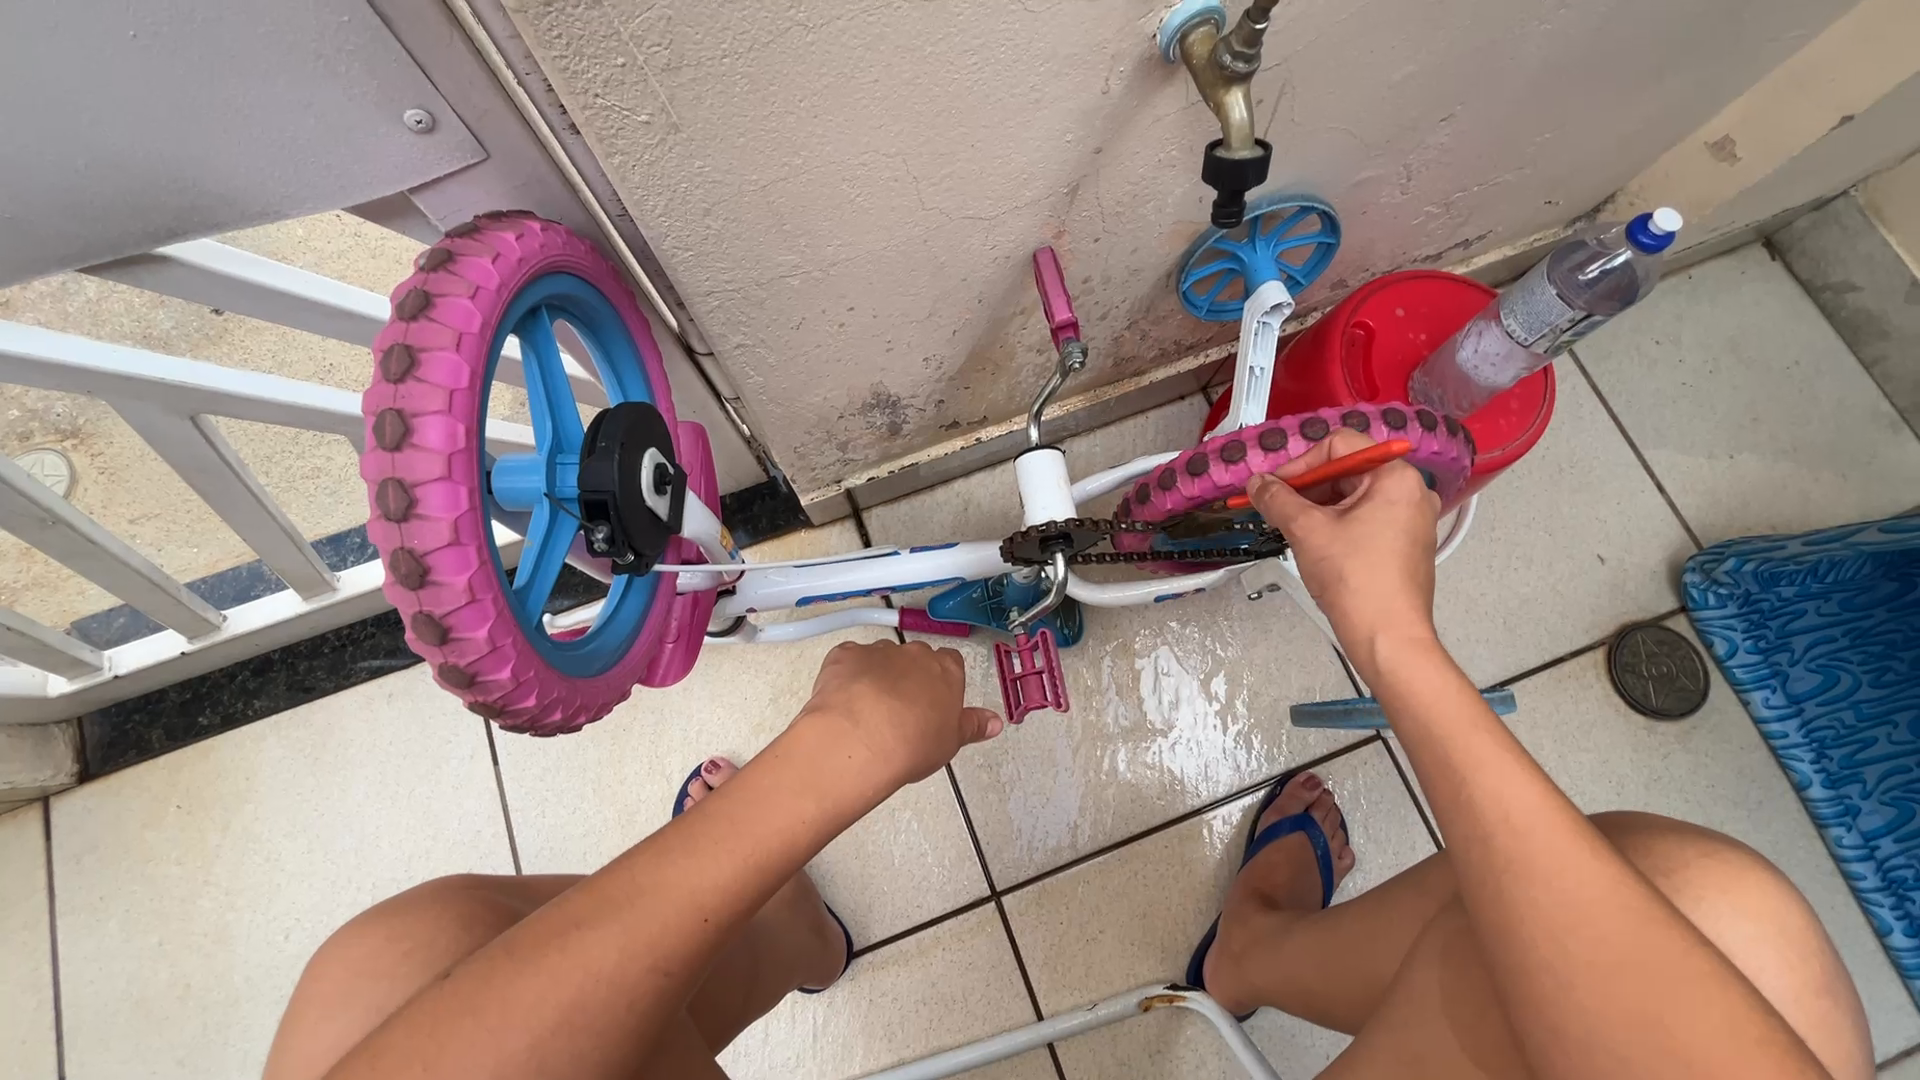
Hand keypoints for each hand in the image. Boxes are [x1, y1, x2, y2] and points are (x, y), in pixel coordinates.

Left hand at [795, 640, 1003, 787]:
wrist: (861, 740)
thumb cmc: (910, 743)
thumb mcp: (951, 742)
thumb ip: (973, 726)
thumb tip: (993, 722)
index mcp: (946, 670)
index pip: (951, 663)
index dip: (942, 682)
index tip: (934, 702)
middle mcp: (915, 654)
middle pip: (915, 658)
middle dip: (908, 677)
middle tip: (902, 711)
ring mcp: (879, 652)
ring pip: (881, 657)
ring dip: (878, 675)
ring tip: (870, 710)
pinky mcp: (846, 655)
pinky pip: (849, 658)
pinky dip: (847, 674)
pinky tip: (846, 699)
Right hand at [1245, 429, 1442, 679]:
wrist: (1386, 635)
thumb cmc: (1353, 577)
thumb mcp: (1306, 530)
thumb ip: (1277, 498)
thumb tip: (1256, 482)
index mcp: (1395, 477)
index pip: (1340, 445)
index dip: (1301, 463)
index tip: (1274, 487)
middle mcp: (1411, 491)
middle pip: (1347, 470)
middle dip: (1307, 488)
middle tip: (1276, 509)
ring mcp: (1411, 519)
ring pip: (1353, 497)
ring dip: (1317, 507)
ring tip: (1291, 529)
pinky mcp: (1405, 544)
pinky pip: (1364, 519)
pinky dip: (1335, 524)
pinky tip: (1314, 545)